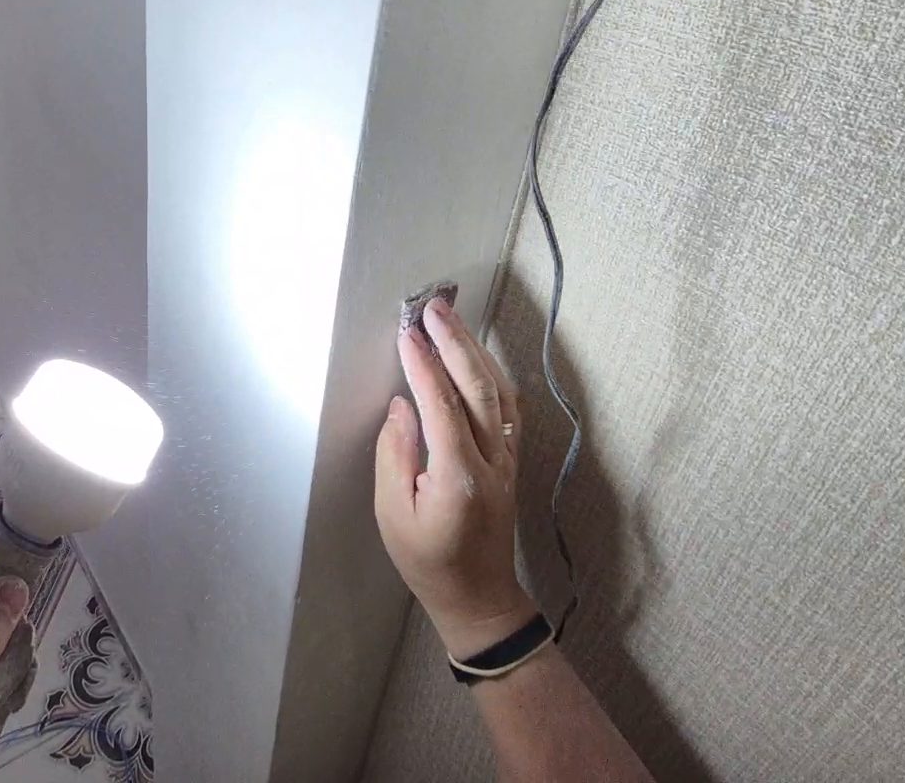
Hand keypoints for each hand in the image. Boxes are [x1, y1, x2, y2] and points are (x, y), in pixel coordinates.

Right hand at [374, 297, 537, 658]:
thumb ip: (396, 455)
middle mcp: (491, 462)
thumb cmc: (427, 561)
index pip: (441, 406)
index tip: (406, 331)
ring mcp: (508, 460)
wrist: (479, 597)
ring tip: (451, 319)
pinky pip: (507, 408)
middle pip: (477, 389)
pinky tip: (476, 356)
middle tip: (432, 307)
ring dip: (475, 351)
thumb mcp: (393, 514)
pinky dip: (491, 375)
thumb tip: (402, 406)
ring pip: (499, 393)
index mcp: (458, 477)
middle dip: (455, 343)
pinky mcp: (512, 461)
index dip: (423, 365)